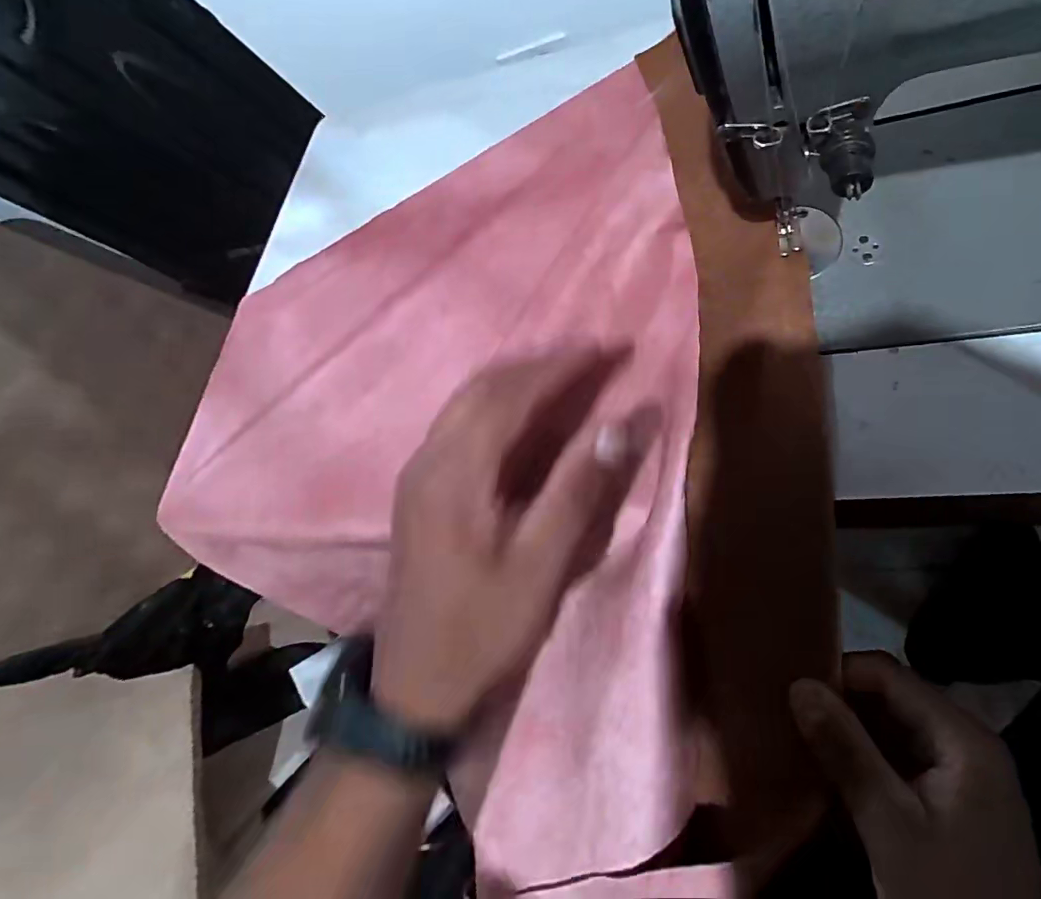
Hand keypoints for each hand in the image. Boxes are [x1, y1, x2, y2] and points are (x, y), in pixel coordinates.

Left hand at [372, 349, 654, 733]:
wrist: (416, 693)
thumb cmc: (485, 628)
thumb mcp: (542, 563)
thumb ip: (580, 487)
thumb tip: (625, 422)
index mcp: (453, 474)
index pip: (511, 395)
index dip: (564, 366)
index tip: (612, 348)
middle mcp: (429, 461)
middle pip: (484, 387)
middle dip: (544, 363)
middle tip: (599, 354)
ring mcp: (421, 476)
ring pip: (471, 403)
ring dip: (525, 378)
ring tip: (576, 372)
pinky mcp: (426, 493)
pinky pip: (468, 425)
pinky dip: (508, 405)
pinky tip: (537, 414)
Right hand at [790, 652, 1040, 898]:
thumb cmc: (949, 896)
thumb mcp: (892, 829)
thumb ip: (848, 754)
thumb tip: (800, 687)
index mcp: (964, 735)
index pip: (894, 676)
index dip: (843, 672)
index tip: (791, 683)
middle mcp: (967, 742)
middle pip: (897, 701)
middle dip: (844, 703)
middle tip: (788, 710)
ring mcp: (963, 775)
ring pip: (898, 733)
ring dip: (853, 734)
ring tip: (799, 733)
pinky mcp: (953, 806)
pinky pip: (905, 765)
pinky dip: (870, 764)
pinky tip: (832, 771)